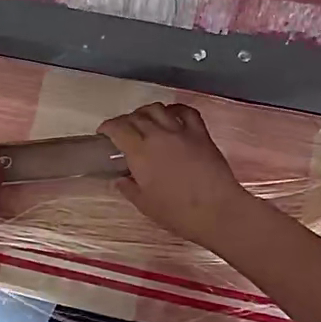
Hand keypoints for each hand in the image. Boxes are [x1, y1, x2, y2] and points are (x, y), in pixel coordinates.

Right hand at [98, 103, 258, 246]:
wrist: (217, 211)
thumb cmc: (177, 213)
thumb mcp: (145, 205)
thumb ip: (129, 188)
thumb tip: (120, 180)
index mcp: (140, 152)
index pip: (118, 128)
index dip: (108, 127)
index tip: (104, 132)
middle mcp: (158, 136)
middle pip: (136, 116)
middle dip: (124, 120)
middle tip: (122, 130)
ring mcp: (181, 132)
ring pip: (158, 109)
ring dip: (146, 111)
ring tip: (144, 120)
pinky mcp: (201, 134)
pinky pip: (186, 111)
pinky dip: (174, 109)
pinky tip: (171, 114)